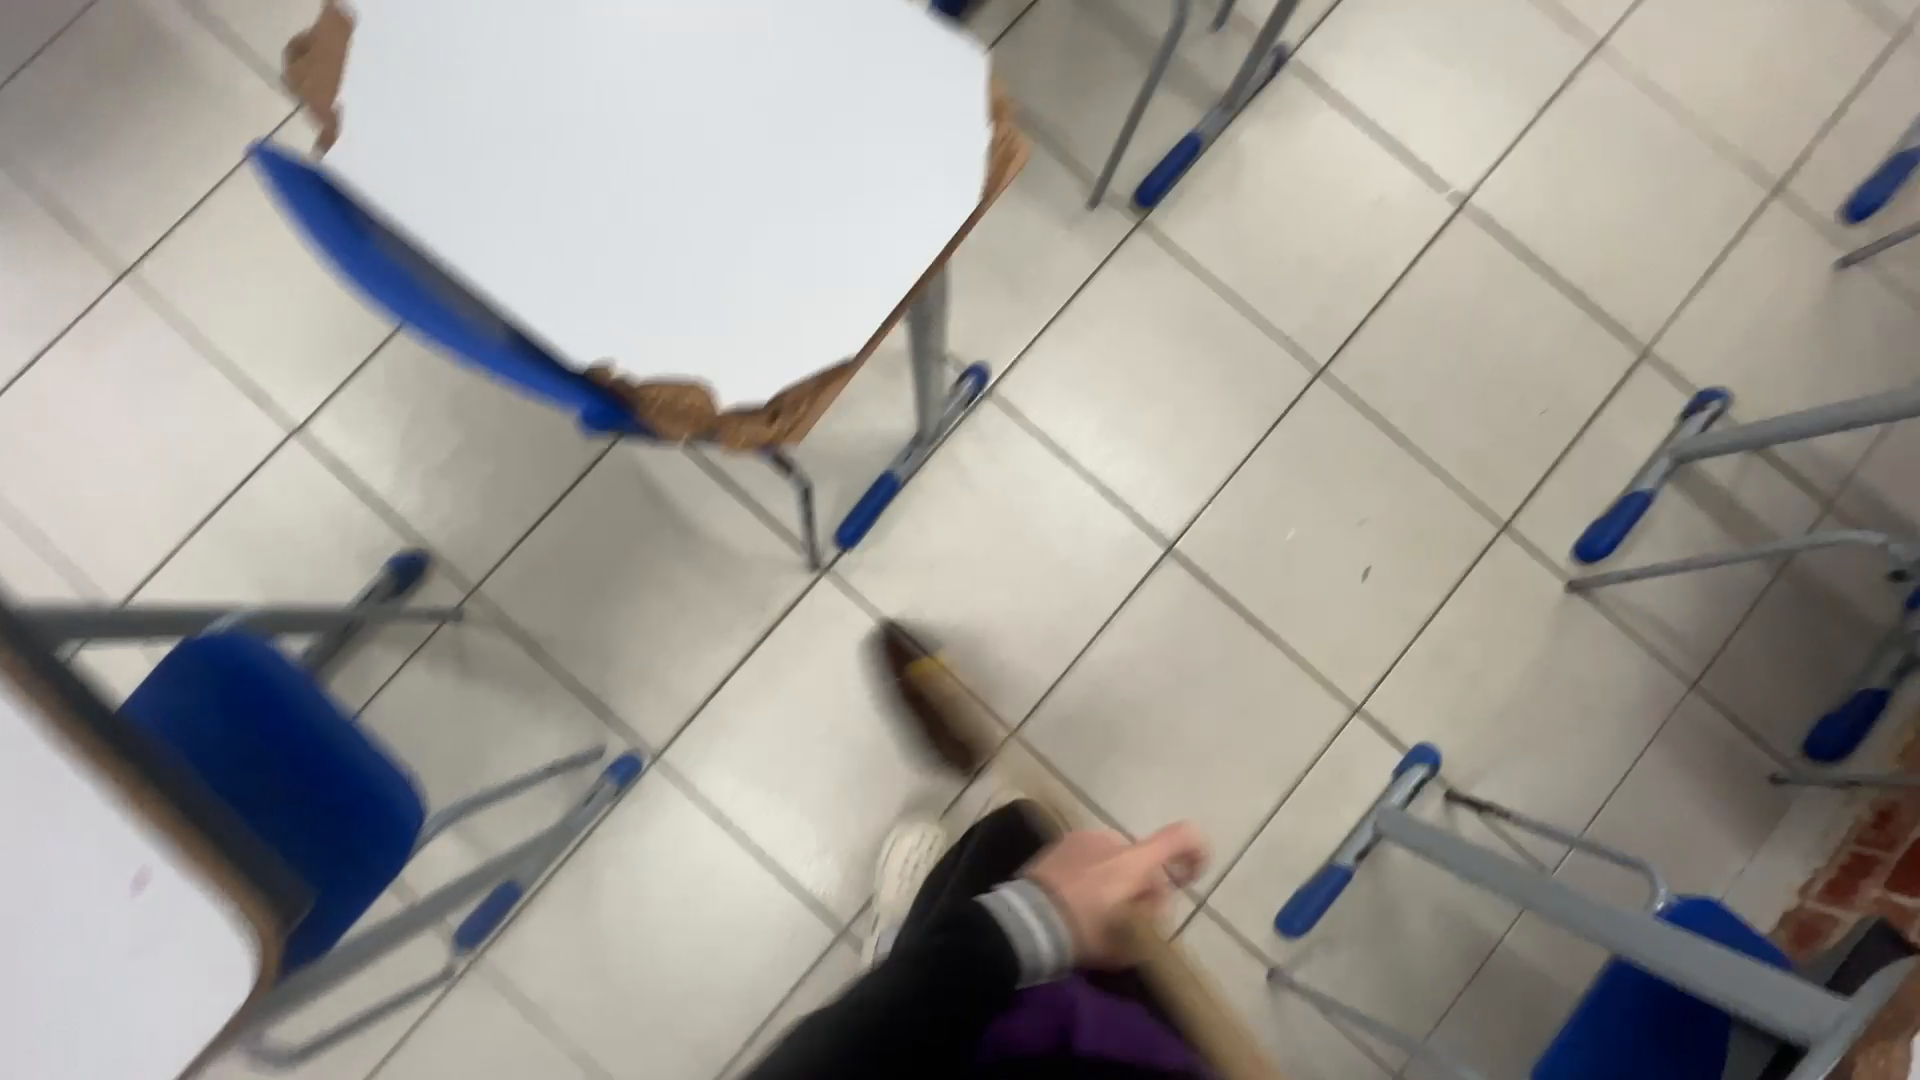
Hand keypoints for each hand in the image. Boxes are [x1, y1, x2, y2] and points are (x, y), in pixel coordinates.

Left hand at [1023, 823, 1208, 968]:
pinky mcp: (1063, 840)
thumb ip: (1148, 920)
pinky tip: (1081, 893)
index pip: (1178, 837)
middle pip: (1143, 857)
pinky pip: (1093, 851)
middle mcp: (1111, 841)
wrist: (1026, 921)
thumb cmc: (1080, 934)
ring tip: (1100, 905)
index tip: (1192, 872)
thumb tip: (1154, 904)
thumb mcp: (1123, 943)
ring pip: (1118, 855)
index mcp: (1130, 863)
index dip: (1194, 849)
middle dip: (1144, 882)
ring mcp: (1084, 837)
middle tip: (1130, 914)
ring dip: (1119, 875)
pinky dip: (1096, 868)